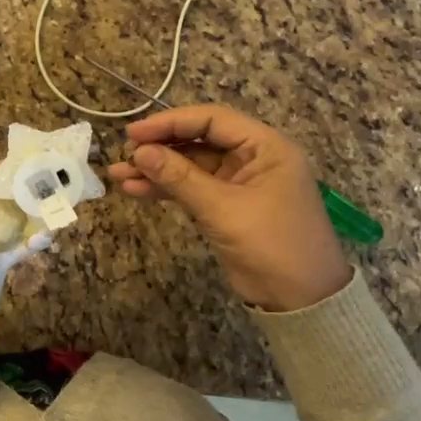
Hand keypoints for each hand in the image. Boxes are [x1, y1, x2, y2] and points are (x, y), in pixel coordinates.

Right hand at [107, 105, 350, 312]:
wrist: (301, 300)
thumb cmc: (271, 245)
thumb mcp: (223, 208)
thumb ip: (180, 178)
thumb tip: (140, 152)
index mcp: (266, 147)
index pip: (213, 120)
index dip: (171, 122)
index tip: (134, 134)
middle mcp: (253, 158)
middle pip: (199, 141)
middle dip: (160, 148)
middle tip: (125, 156)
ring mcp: (239, 183)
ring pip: (191, 166)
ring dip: (157, 170)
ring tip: (120, 175)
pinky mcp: (227, 206)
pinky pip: (192, 188)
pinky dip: (166, 189)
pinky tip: (136, 191)